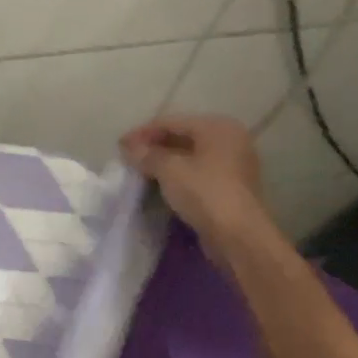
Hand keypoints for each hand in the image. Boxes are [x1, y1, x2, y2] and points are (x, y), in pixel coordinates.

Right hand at [120, 114, 273, 246]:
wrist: (238, 235)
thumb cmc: (205, 192)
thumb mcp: (170, 170)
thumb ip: (147, 155)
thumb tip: (129, 147)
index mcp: (218, 127)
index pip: (172, 122)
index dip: (143, 132)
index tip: (119, 145)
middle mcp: (229, 139)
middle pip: (183, 136)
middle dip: (154, 147)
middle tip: (128, 158)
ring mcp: (233, 164)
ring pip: (190, 156)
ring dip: (165, 162)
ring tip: (140, 171)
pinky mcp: (230, 187)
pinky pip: (198, 173)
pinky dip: (178, 176)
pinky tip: (160, 185)